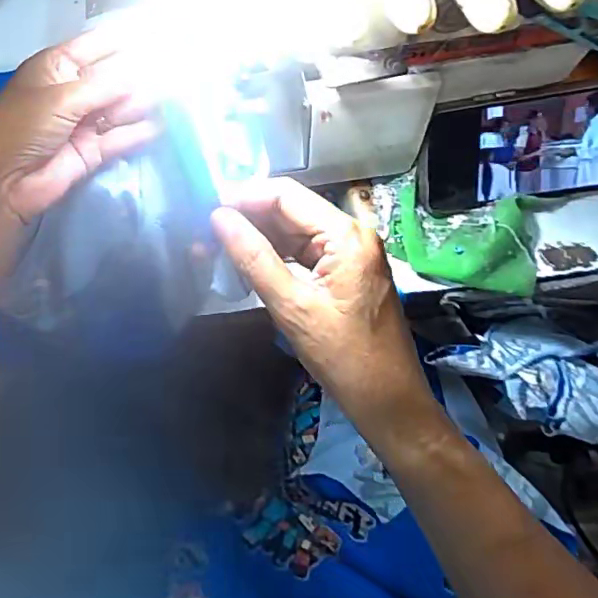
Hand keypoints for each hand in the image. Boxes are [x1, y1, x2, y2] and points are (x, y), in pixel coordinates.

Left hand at [0, 27, 157, 225]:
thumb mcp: (61, 97)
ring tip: (169, 96)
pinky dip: (138, 132)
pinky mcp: (91, 152)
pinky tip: (161, 125)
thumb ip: (105, 85)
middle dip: (141, 72)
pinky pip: (120, 138)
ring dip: (141, 102)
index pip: (98, 45)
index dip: (127, 39)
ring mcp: (83, 122)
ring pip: (121, 107)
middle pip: (115, 76)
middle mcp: (73, 90)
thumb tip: (142, 74)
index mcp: (58, 66)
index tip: (161, 32)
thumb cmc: (22, 125)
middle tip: (176, 68)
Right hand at [211, 179, 435, 429]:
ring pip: (293, 229)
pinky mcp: (345, 270)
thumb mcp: (292, 307)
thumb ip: (253, 257)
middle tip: (208, 230)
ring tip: (218, 246)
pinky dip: (274, 253)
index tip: (208, 208)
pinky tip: (246, 262)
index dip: (244, 196)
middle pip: (290, 209)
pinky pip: (302, 250)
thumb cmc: (345, 357)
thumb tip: (219, 217)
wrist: (389, 402)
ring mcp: (350, 252)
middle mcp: (352, 234)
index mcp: (346, 236)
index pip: (286, 195)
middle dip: (248, 217)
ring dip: (257, 235)